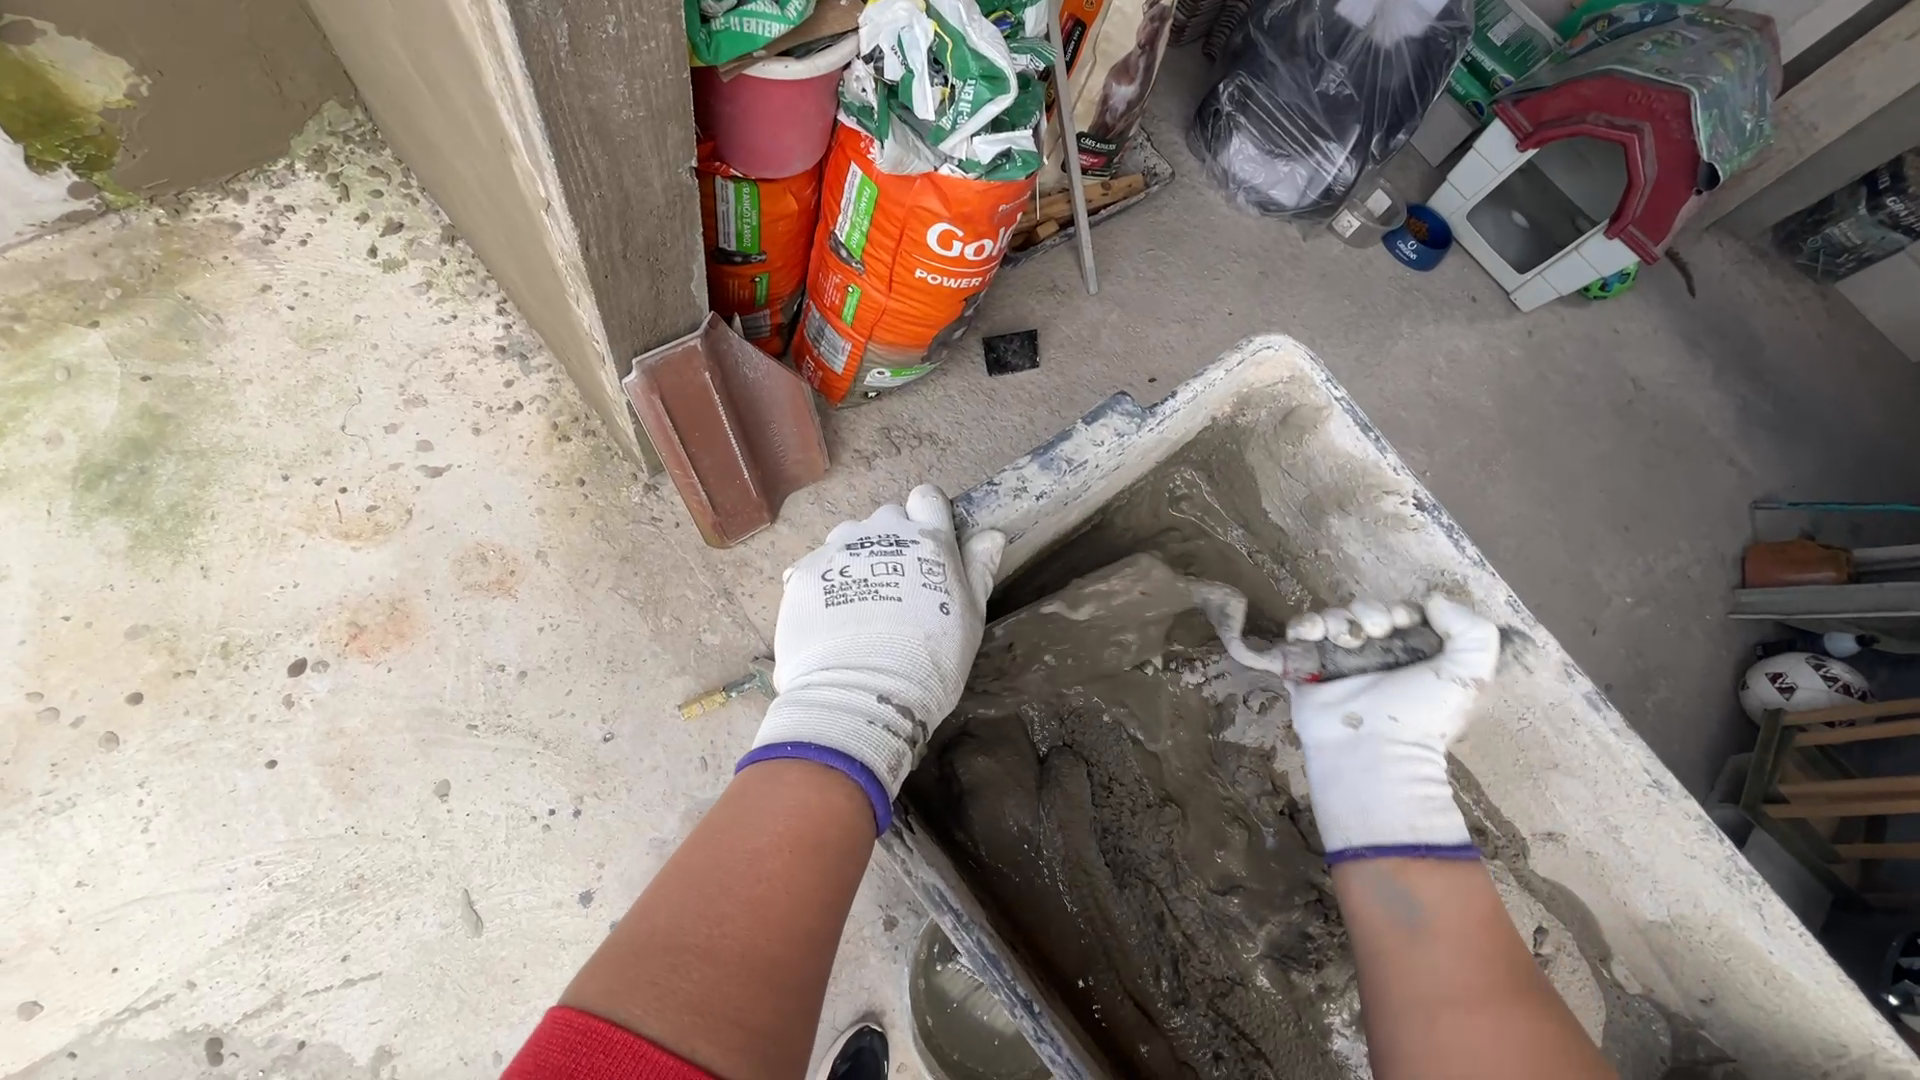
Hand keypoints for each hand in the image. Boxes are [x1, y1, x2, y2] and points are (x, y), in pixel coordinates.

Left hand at [740, 485, 1004, 832]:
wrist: (859, 694)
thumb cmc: (929, 659)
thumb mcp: (970, 617)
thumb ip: (979, 570)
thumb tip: (991, 534)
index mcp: (927, 539)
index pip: (927, 498)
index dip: (928, 518)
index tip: (928, 547)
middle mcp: (880, 531)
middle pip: (887, 517)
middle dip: (892, 540)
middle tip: (896, 587)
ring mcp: (838, 550)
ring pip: (849, 538)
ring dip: (857, 557)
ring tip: (860, 604)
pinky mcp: (804, 572)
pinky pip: (818, 566)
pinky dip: (826, 583)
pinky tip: (831, 619)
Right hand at [1286, 596, 1499, 861]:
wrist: (1372, 750)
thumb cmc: (1421, 715)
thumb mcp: (1470, 675)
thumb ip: (1473, 631)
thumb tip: (1433, 600)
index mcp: (1410, 654)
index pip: (1399, 612)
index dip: (1399, 609)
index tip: (1401, 623)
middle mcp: (1373, 655)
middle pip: (1362, 610)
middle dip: (1367, 612)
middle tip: (1374, 634)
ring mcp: (1336, 661)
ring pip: (1330, 618)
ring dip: (1336, 618)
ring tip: (1344, 638)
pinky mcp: (1304, 669)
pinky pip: (1297, 634)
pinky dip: (1302, 626)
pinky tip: (1313, 634)